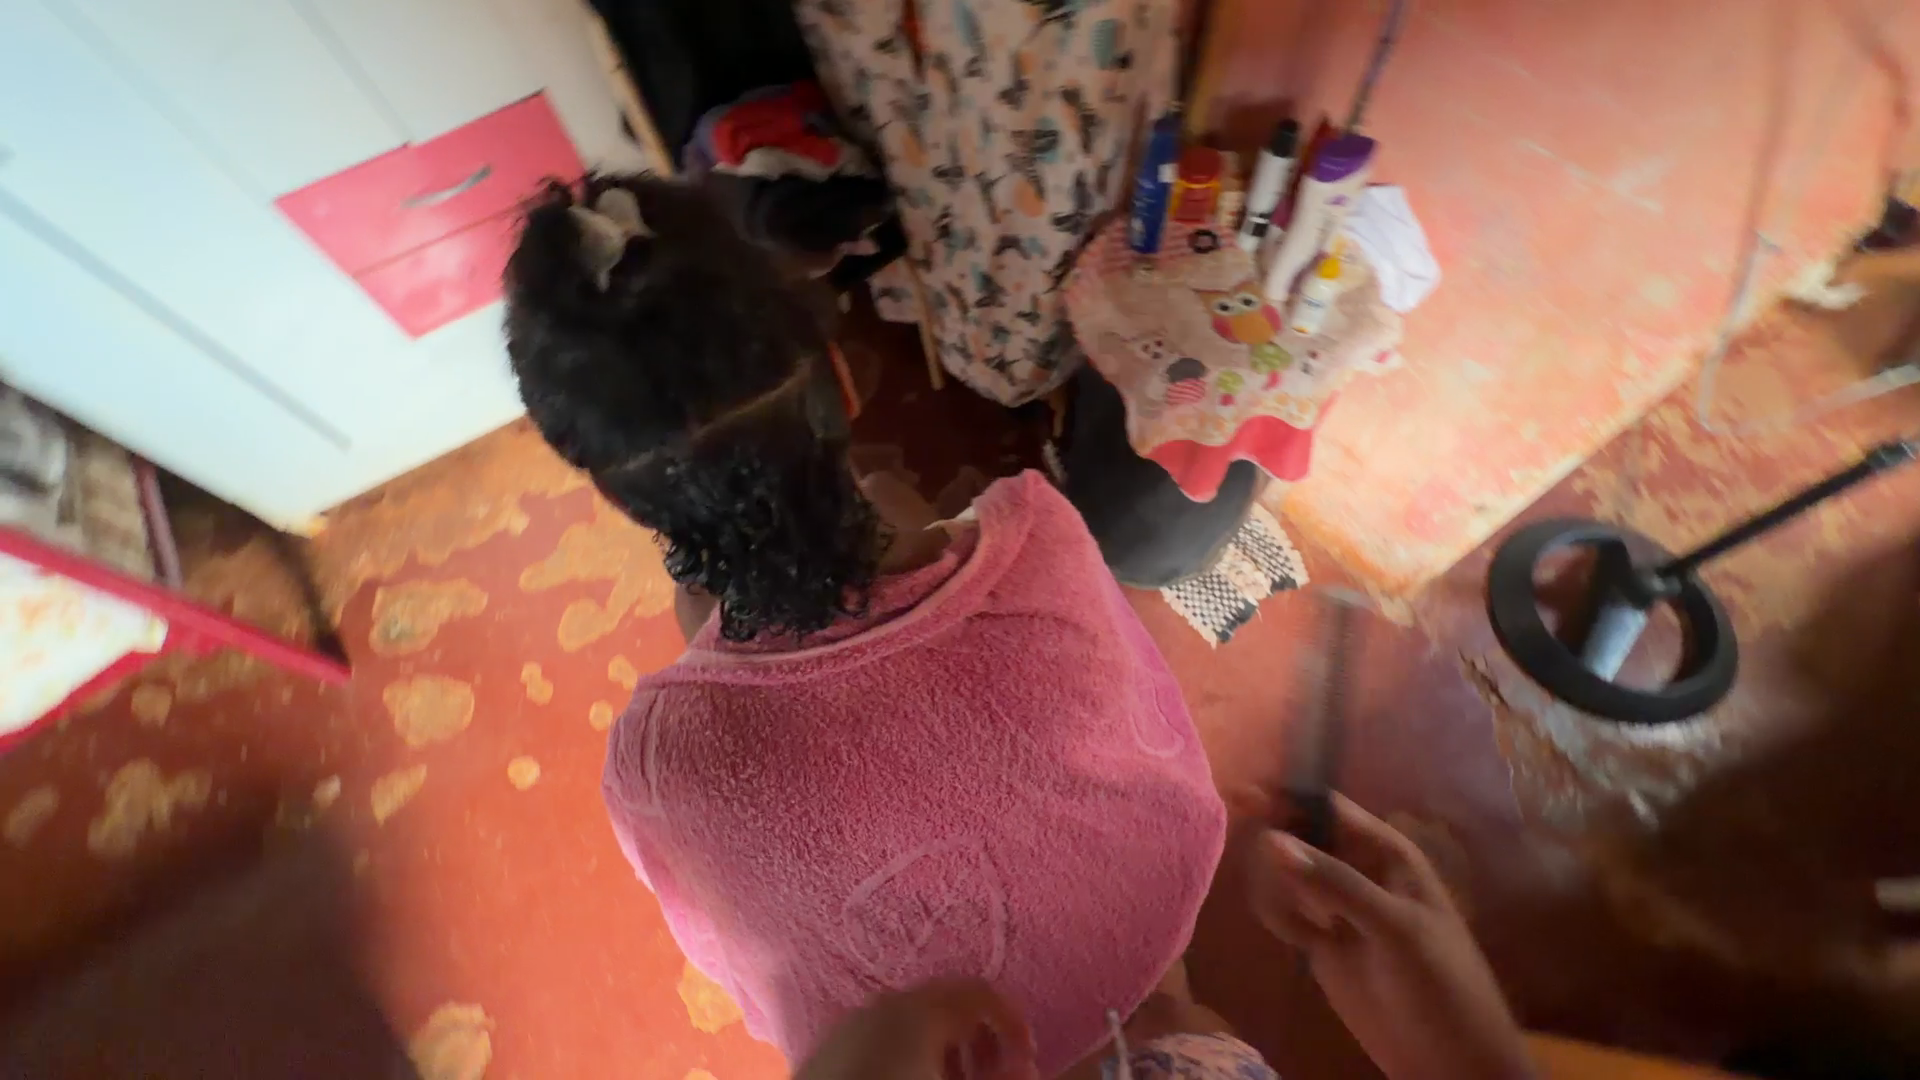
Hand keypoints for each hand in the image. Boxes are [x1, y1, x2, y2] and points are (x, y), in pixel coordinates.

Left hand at [795, 979, 1039, 1079]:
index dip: (1012, 1021)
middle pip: (949, 1005)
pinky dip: (909, 1056)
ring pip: (914, 1022)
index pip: (982, 993)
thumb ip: (998, 1077)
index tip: (1028, 1058)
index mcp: (922, 1009)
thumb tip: (1027, 1069)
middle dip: (980, 1040)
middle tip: (996, 1075)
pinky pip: (883, 1037)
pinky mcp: (830, 1048)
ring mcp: (854, 1022)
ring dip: (946, 1051)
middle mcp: (888, 1002)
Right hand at [1247, 793, 1535, 1079]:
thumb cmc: (1441, 986)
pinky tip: (1292, 936)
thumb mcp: (1394, 928)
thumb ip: (1332, 881)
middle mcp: (1355, 868)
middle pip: (1298, 833)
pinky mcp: (1320, 939)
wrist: (1452, 1066)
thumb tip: (1267, 838)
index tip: (1242, 795)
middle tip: (1255, 856)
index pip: (1325, 806)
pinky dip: (1275, 913)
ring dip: (1274, 881)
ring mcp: (1335, 904)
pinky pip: (1281, 909)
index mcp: (1384, 852)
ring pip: (1284, 869)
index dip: (1285, 796)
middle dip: (1272, 837)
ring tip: (1298, 915)